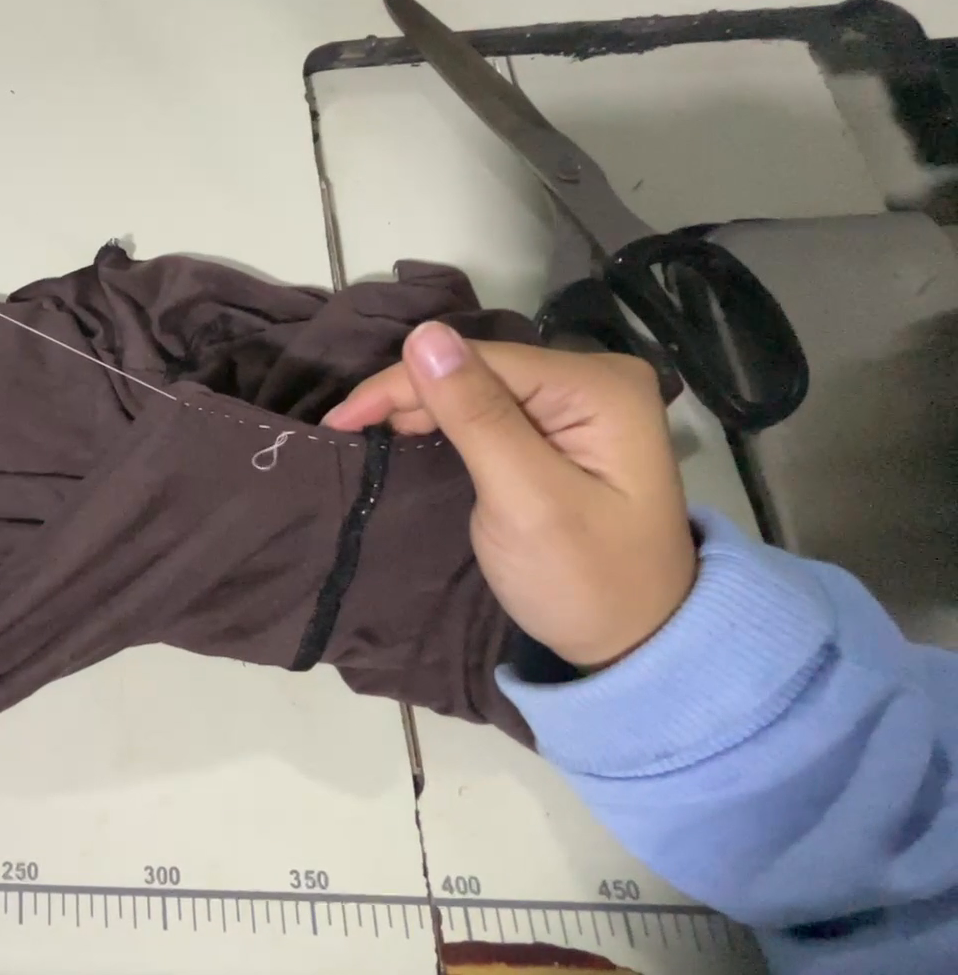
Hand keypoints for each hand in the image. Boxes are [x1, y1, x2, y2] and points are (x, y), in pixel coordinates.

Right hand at [322, 323, 696, 668]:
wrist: (634, 640)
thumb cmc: (583, 577)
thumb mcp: (526, 499)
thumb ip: (476, 415)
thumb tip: (423, 334)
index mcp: (597, 387)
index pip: (478, 361)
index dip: (402, 383)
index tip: (341, 422)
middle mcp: (590, 379)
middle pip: (473, 367)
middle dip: (405, 395)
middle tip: (345, 432)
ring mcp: (574, 403)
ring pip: (470, 384)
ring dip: (414, 407)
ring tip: (364, 434)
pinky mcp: (554, 427)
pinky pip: (481, 405)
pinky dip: (437, 419)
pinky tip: (405, 432)